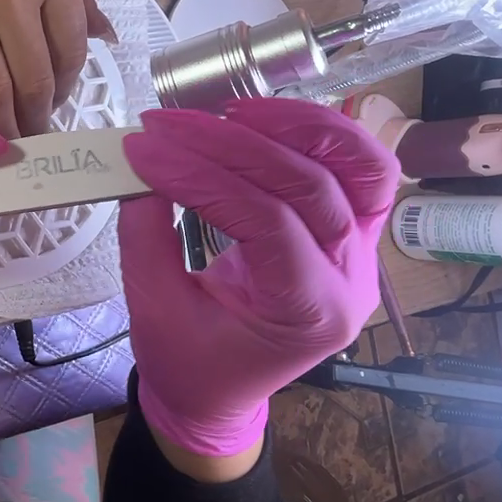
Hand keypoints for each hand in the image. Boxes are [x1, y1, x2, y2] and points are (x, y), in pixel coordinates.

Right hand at [118, 99, 399, 458]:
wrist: (217, 393)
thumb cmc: (185, 361)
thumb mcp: (152, 308)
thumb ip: (146, 235)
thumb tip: (142, 165)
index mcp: (305, 313)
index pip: (263, 222)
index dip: (199, 177)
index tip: (142, 150)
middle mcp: (349, 279)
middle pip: (309, 186)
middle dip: (230, 144)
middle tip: (163, 124)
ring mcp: (360, 253)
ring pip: (360, 168)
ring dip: (295, 127)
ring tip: (226, 109)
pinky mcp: (349, 233)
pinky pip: (355, 170)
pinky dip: (316, 134)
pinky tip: (261, 119)